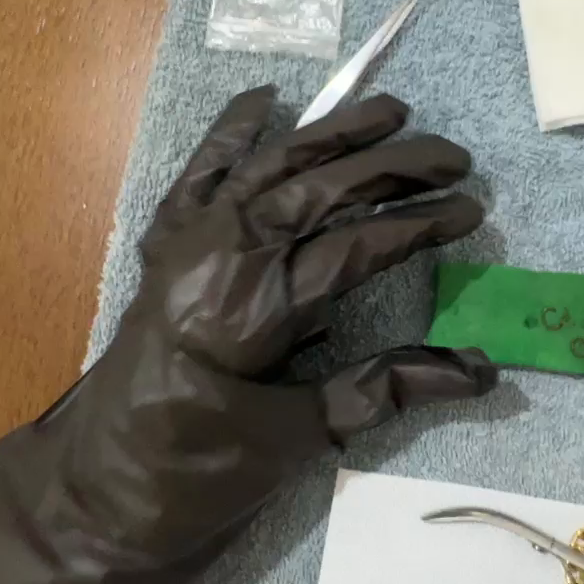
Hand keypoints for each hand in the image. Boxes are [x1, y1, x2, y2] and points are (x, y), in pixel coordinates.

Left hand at [0, 87, 496, 583]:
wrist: (103, 486)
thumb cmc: (205, 471)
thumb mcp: (302, 438)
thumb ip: (388, 389)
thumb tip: (480, 371)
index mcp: (253, 313)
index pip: (353, 248)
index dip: (417, 225)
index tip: (470, 210)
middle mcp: (218, 259)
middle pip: (315, 191)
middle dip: (389, 166)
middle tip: (453, 154)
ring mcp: (186, 243)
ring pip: (267, 168)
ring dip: (331, 134)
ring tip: (390, 110)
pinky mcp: (165, 245)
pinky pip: (199, 174)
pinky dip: (230, 132)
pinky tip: (265, 97)